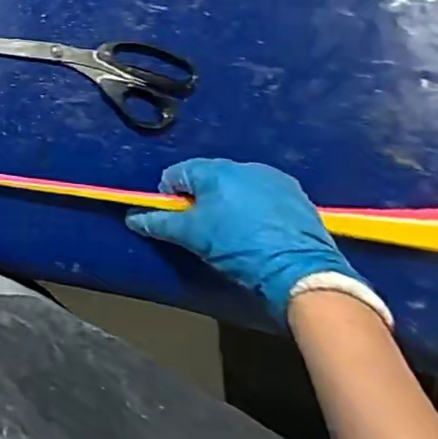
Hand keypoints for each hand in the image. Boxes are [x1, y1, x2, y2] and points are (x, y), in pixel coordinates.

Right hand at [127, 159, 369, 321]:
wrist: (303, 272)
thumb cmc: (239, 248)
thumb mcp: (194, 237)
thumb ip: (161, 223)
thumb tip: (134, 218)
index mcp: (215, 170)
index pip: (177, 174)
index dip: (170, 197)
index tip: (177, 221)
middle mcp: (244, 166)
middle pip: (208, 178)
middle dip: (202, 200)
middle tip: (204, 231)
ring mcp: (273, 179)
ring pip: (237, 187)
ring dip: (230, 203)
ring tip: (234, 235)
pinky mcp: (296, 196)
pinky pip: (264, 197)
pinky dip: (256, 210)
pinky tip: (260, 234)